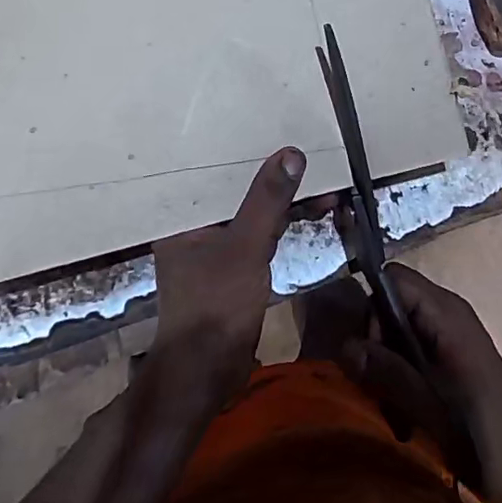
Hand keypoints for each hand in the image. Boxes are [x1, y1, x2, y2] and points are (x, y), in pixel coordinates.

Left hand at [148, 147, 306, 390]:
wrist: (207, 372)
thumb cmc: (215, 305)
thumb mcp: (245, 246)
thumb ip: (267, 201)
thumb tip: (291, 153)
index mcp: (181, 216)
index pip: (211, 170)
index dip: (243, 150)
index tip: (276, 130)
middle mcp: (192, 226)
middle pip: (234, 190)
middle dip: (270, 177)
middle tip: (307, 156)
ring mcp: (212, 248)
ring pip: (249, 212)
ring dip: (280, 201)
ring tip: (319, 183)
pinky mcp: (231, 267)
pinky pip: (257, 234)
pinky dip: (280, 224)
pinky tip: (308, 212)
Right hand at [339, 263, 501, 502]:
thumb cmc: (482, 436)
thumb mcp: (429, 406)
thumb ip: (386, 371)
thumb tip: (344, 347)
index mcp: (446, 314)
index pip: (392, 279)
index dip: (372, 309)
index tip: (372, 353)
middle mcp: (448, 313)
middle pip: (390, 304)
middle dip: (376, 344)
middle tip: (377, 388)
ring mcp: (451, 333)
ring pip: (397, 329)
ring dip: (387, 367)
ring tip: (395, 411)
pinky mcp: (452, 354)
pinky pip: (412, 347)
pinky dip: (401, 375)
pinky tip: (406, 413)